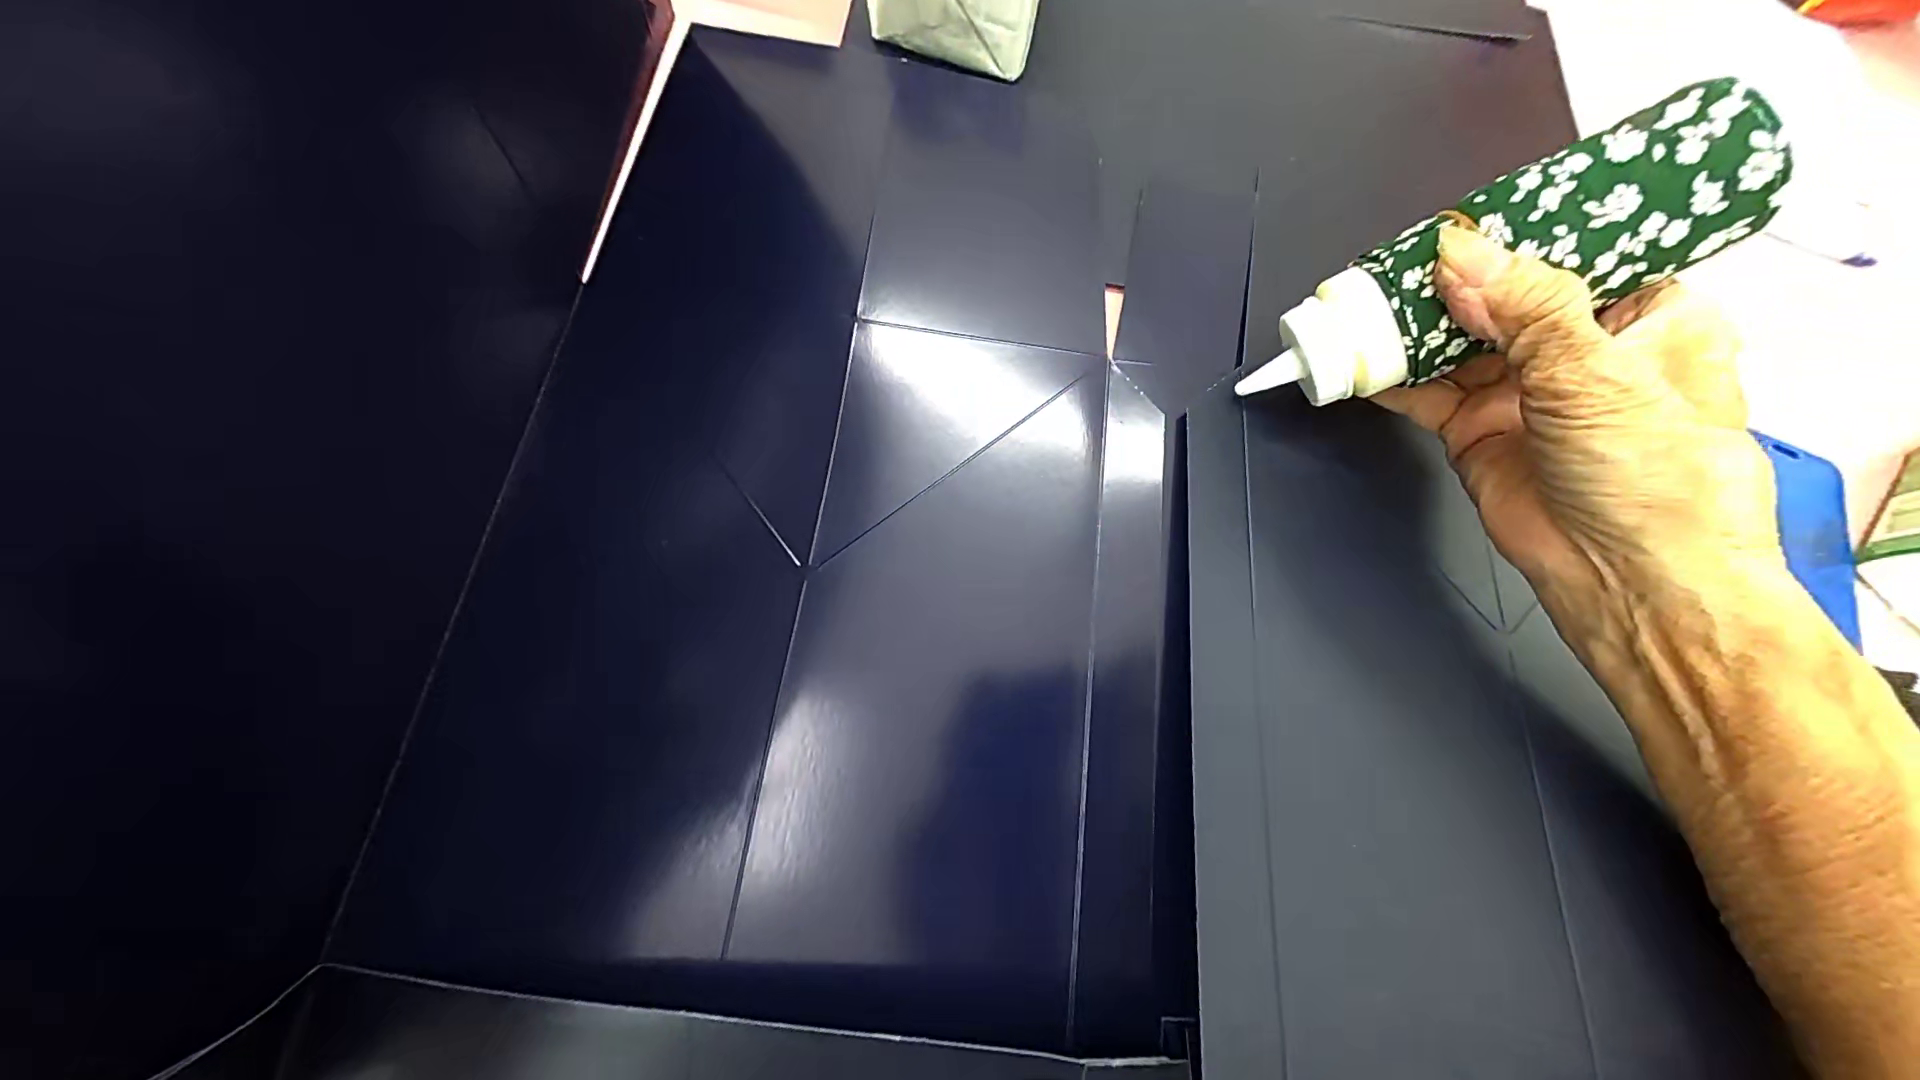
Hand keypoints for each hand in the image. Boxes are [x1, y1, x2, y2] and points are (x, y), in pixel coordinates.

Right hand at [1372, 226, 1783, 621]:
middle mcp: (1575, 352)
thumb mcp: (1598, 374)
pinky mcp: (1472, 427)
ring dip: (1413, 331)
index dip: (1515, 239)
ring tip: (1371, 310)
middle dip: (1449, 286)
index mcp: (1639, 318)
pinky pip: (1423, 392)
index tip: (1463, 226)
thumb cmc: (1658, 481)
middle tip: (1401, 267)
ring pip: (1454, 345)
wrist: (1619, 572)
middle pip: (1498, 301)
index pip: (1570, 257)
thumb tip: (1467, 254)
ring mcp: (1518, 392)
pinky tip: (1366, 362)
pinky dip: (1391, 377)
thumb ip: (1527, 308)